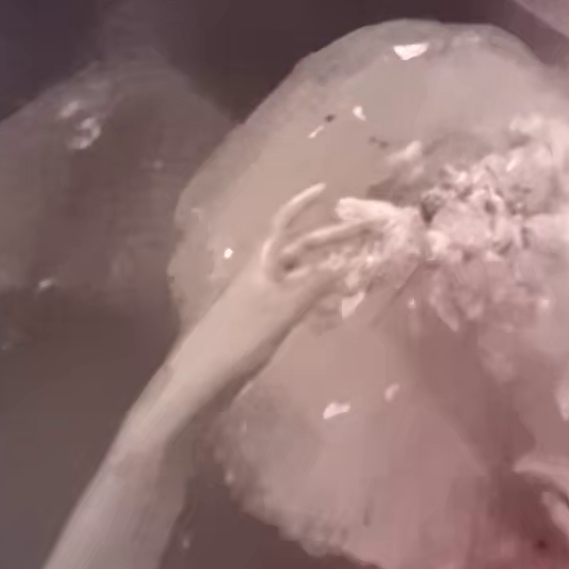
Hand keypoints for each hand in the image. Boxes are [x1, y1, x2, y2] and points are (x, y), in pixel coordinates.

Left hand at [124, 185, 381, 447]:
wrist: (201, 380)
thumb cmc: (240, 337)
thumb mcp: (283, 308)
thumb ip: (317, 284)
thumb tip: (349, 263)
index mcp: (263, 261)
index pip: (284, 222)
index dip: (303, 203)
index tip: (326, 189)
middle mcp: (265, 272)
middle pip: (303, 246)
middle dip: (335, 238)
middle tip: (367, 231)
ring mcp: (265, 295)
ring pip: (306, 273)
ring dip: (332, 268)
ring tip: (361, 267)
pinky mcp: (267, 318)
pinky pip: (302, 298)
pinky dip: (321, 297)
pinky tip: (337, 307)